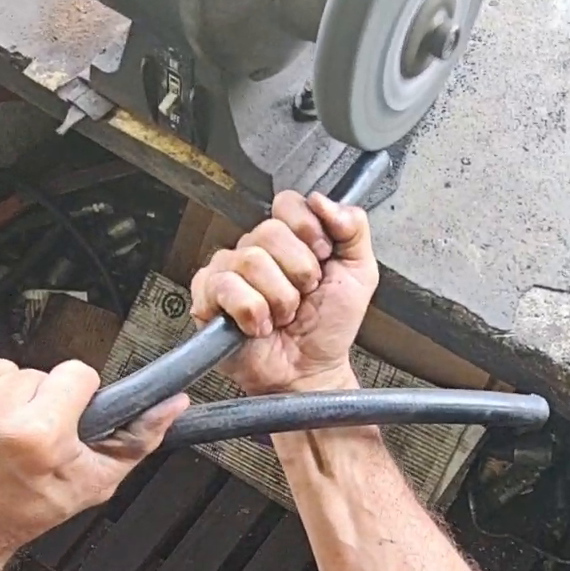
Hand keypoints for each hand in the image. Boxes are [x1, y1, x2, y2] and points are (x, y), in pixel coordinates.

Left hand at [0, 359, 185, 570]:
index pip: (76, 373)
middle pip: (36, 373)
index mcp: (36, 433)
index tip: (64, 419)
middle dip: (35, 401)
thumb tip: (172, 404)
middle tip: (23, 438)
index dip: (76, 398)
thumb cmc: (15, 516)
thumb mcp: (90, 484)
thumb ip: (137, 440)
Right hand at [190, 190, 377, 393]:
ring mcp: (229, 272)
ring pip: (251, 260)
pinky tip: (259, 325)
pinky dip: (252, 312)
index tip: (323, 258)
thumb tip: (323, 200)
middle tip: (304, 297)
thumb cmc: (329, 328)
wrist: (312, 370)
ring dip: (279, 298)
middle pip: (270, 232)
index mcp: (290, 238)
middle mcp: (257, 250)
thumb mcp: (360, 273)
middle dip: (299, 272)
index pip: (288, 204)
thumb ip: (353, 228)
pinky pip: (226, 287)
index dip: (309, 231)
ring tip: (283, 315)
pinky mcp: (208, 298)